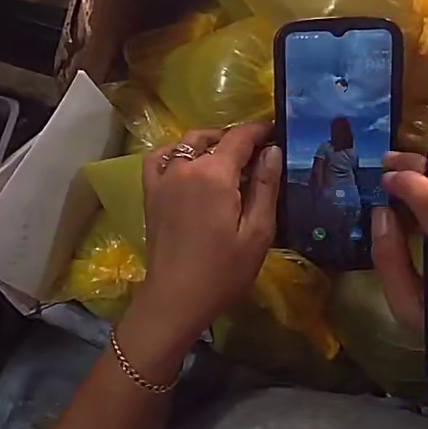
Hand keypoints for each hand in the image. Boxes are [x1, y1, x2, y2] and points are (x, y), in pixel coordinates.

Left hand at [134, 122, 279, 341]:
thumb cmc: (223, 271)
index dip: (260, 129)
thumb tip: (272, 150)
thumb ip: (266, 186)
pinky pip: (159, 157)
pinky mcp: (151, 192)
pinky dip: (175, 152)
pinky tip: (188, 163)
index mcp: (215, 174)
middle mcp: (185, 166)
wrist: (175, 299)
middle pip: (214, 137)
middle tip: (258, 153)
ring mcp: (163, 178)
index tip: (276, 130)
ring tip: (227, 158)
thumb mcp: (257, 232)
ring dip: (209, 142)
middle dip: (237, 138)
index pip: (241, 137)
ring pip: (187, 143)